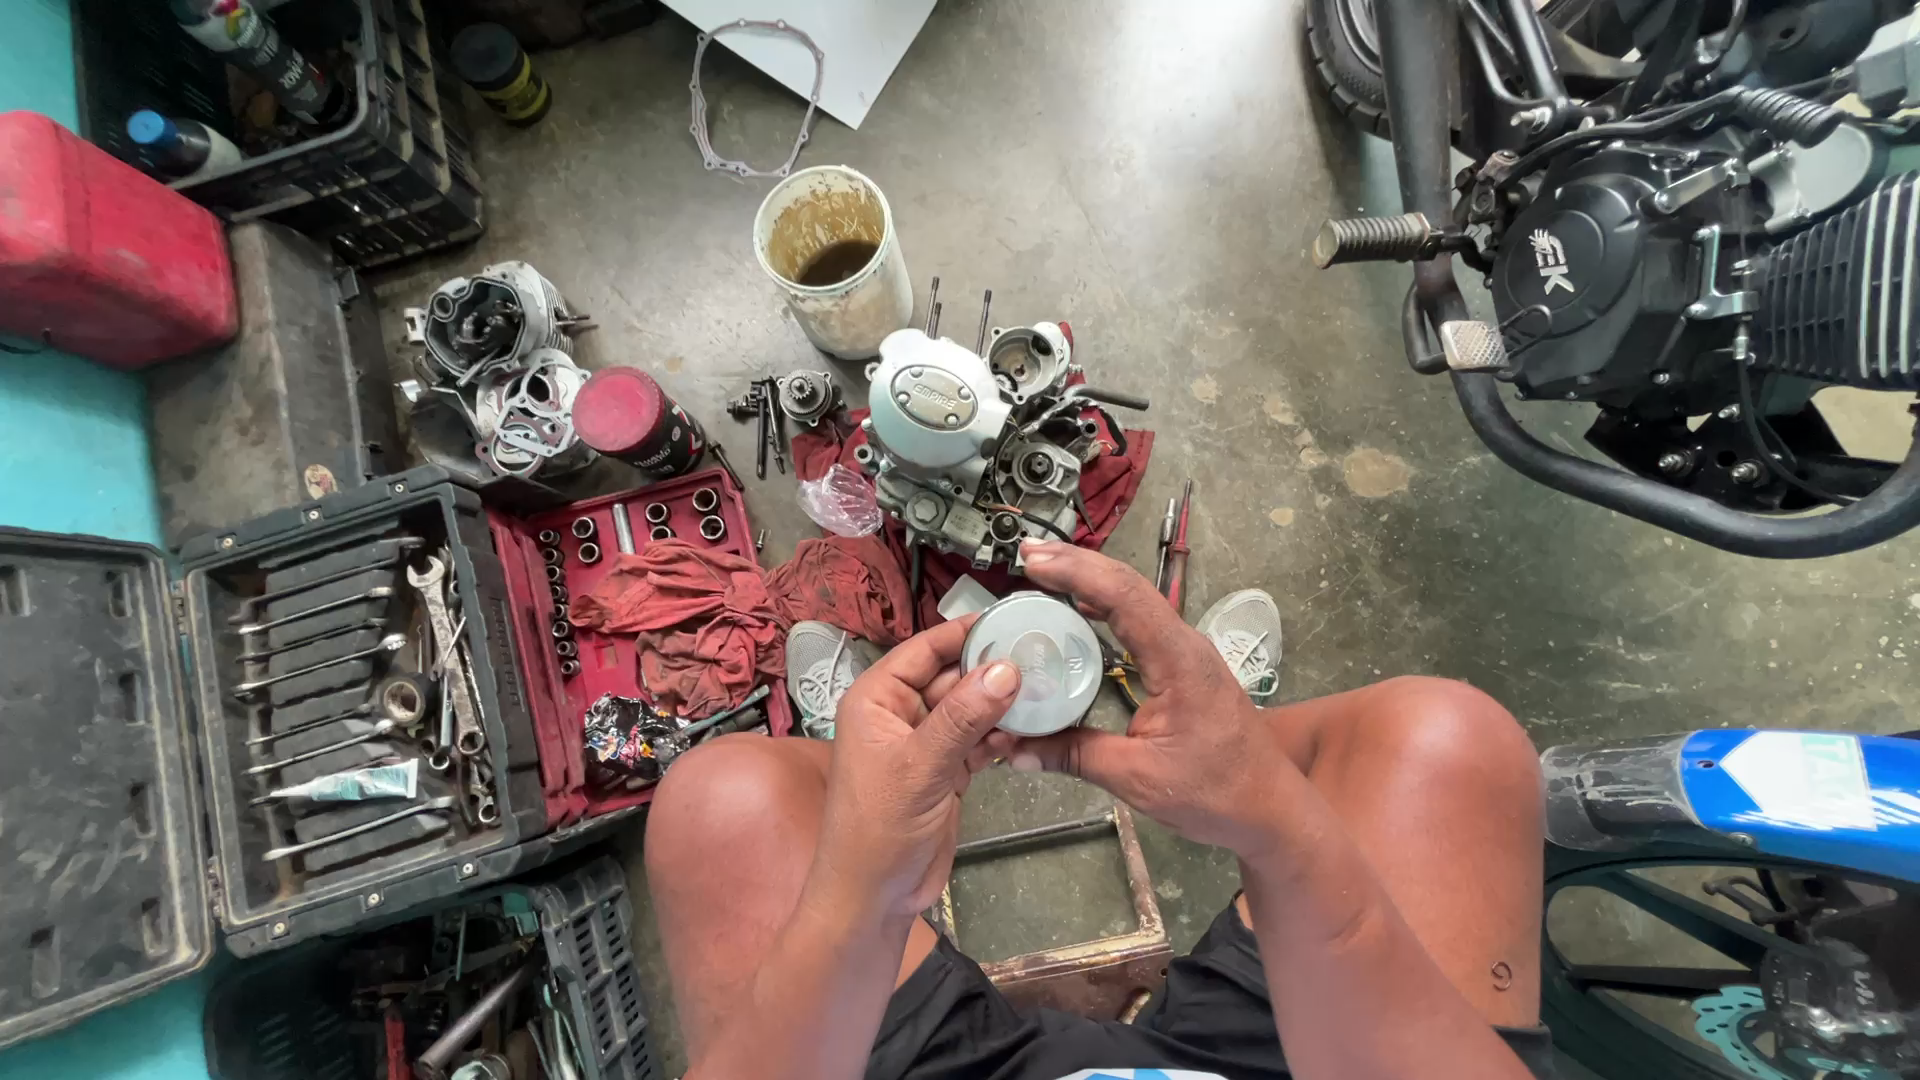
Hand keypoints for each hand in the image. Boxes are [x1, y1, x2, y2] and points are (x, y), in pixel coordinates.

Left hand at [811, 615, 1021, 917]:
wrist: (875, 898)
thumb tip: (1007, 668)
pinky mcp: (946, 768)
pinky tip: (1029, 730)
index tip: (1012, 619)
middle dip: (991, 669)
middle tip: (1042, 656)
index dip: (965, 633)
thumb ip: (963, 717)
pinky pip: (977, 739)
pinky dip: (1000, 735)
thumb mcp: (920, 766)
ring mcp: (925, 741)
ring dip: (1000, 703)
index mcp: (878, 697)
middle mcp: (900, 712)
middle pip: (951, 676)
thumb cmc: (880, 826)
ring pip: (969, 708)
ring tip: (1045, 690)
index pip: (925, 649)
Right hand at [988, 540, 1294, 860]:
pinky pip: (1136, 620)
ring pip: (1133, 597)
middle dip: (1076, 564)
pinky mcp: (1179, 663)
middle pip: (1127, 584)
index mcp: (1179, 660)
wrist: (1270, 808)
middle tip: (1027, 554)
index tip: (1034, 563)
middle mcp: (1183, 642)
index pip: (1124, 597)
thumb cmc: (1216, 793)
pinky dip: (1102, 605)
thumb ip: (1076, 756)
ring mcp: (1183, 650)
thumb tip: (1014, 752)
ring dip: (1088, 579)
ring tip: (1042, 570)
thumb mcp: (1139, 778)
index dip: (1076, 574)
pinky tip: (1075, 608)